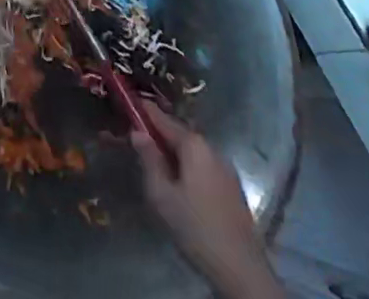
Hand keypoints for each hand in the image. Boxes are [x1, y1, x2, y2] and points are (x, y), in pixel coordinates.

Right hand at [133, 107, 282, 298]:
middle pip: (178, 133)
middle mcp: (212, 149)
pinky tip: (175, 180)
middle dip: (157, 132)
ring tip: (152, 159)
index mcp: (194, 145)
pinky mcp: (231, 186)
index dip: (144, 110)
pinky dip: (185, 164)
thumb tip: (137, 132)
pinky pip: (201, 165)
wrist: (240, 267)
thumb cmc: (194, 226)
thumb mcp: (161, 194)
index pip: (163, 118)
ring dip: (171, 150)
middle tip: (134, 136)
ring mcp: (225, 168)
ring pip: (191, 151)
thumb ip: (149, 159)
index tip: (127, 100)